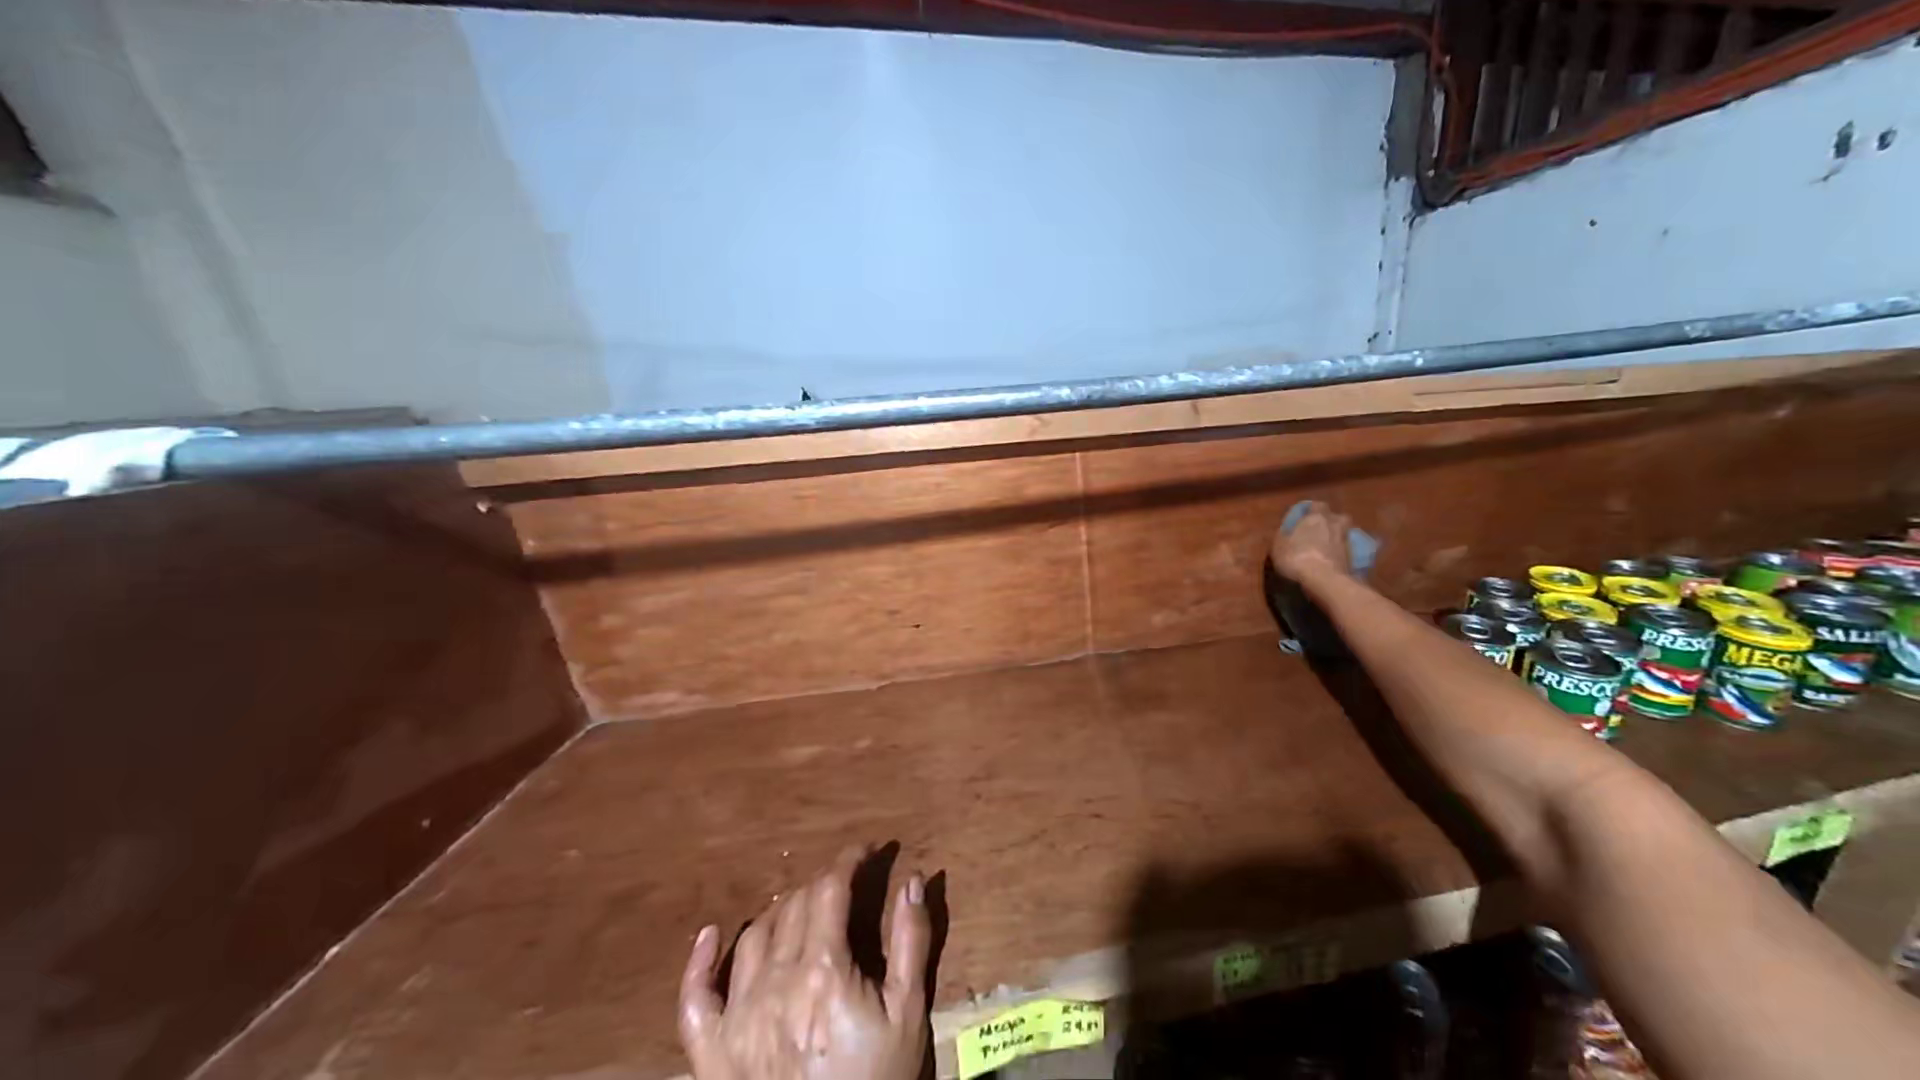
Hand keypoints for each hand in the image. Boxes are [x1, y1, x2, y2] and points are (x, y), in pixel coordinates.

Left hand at [679, 846, 930, 1079]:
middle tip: (843, 885)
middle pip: (794, 907)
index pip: (830, 889)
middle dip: (822, 885)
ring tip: (801, 907)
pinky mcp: (712, 1051)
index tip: (865, 851)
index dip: (849, 861)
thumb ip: (911, 942)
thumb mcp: (908, 1014)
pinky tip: (710, 935)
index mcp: (823, 969)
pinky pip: (694, 998)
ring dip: (780, 912)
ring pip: (754, 938)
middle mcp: (775, 982)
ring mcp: (738, 1016)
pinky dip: (699, 963)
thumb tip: (912, 879)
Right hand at [1270, 501, 1352, 583]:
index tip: (1305, 515)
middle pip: (1338, 517)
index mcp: (1316, 517)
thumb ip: (1284, 534)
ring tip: (1328, 546)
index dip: (1312, 509)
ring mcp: (1346, 541)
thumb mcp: (1279, 545)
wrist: (1323, 579)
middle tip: (1321, 529)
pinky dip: (1342, 552)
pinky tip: (1333, 560)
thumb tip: (1286, 530)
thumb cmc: (1295, 557)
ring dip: (1338, 537)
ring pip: (1345, 533)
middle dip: (1331, 521)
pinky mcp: (1353, 558)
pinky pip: (1347, 550)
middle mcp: (1334, 525)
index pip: (1318, 505)